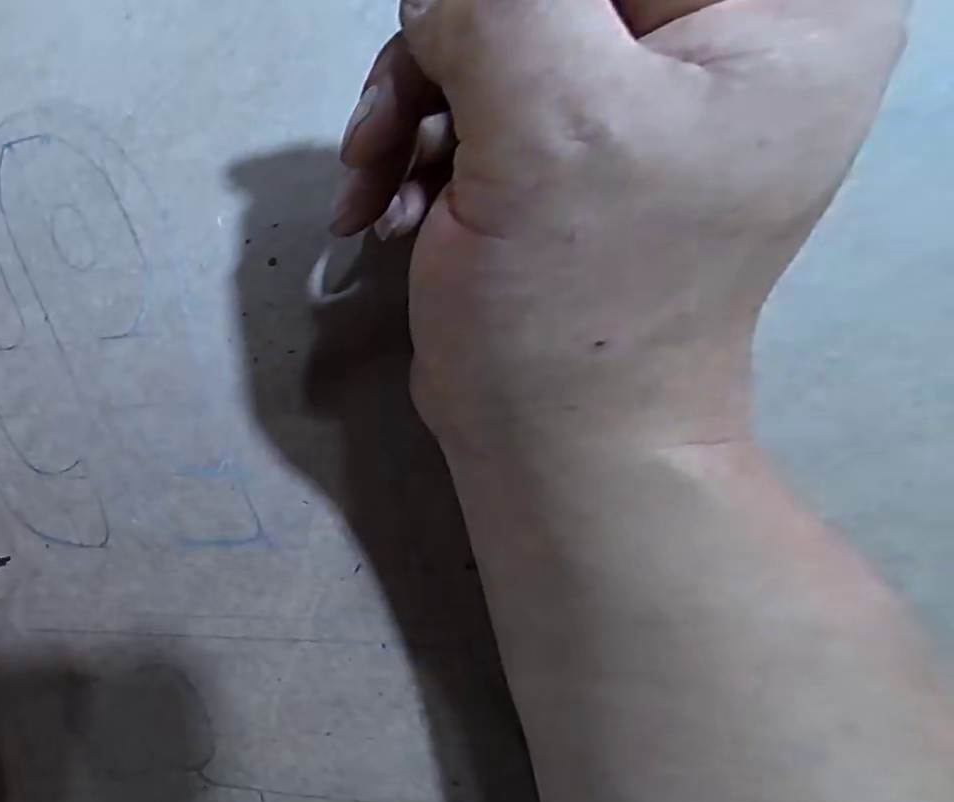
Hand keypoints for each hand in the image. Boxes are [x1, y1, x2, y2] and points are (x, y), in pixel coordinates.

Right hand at [333, 0, 906, 455]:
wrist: (545, 429)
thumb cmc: (567, 294)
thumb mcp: (548, 132)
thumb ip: (499, 16)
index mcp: (766, 7)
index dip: (492, 5)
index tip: (428, 48)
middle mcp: (698, 51)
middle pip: (534, 2)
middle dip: (431, 67)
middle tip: (369, 140)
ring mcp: (614, 120)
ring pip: (484, 66)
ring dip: (403, 127)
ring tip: (365, 198)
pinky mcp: (545, 176)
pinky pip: (467, 132)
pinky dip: (410, 169)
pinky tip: (385, 219)